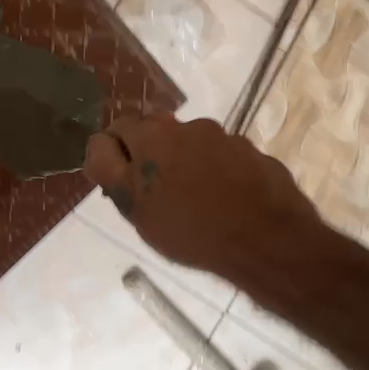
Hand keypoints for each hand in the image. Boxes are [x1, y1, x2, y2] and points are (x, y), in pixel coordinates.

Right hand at [84, 114, 326, 287]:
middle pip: (156, 134)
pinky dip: (218, 175)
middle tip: (153, 194)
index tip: (121, 184)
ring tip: (193, 201)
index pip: (117, 130)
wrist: (269, 243)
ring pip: (192, 146)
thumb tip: (99, 145)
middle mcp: (190, 125)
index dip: (114, 156)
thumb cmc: (188, 226)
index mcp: (153, 133)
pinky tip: (223, 204)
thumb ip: (106, 167)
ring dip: (185, 164)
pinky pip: (225, 160)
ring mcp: (229, 139)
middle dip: (150, 156)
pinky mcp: (258, 157)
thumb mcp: (130, 204)